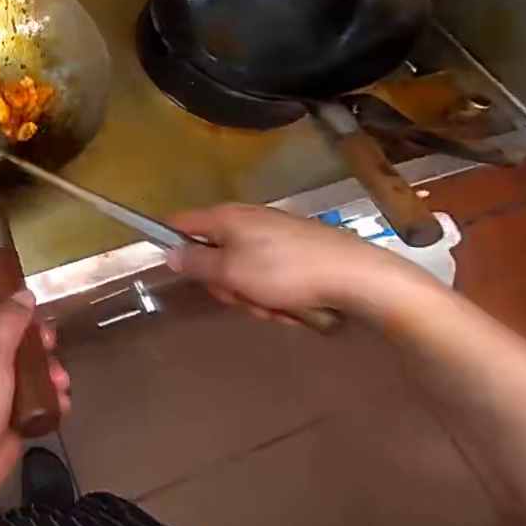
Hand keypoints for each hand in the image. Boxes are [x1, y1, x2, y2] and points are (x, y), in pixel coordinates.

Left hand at [0, 294, 69, 499]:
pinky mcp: (15, 417)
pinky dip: (53, 399)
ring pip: (33, 370)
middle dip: (40, 341)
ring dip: (52, 372)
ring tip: (61, 383)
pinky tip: (62, 404)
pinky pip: (39, 399)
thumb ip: (9, 322)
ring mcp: (1, 391)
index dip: (12, 303)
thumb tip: (24, 293)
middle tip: (52, 345)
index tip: (36, 303)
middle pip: (18, 340)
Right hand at [166, 202, 426, 321]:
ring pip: (242, 270)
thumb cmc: (285, 271)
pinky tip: (292, 307)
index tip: (181, 271)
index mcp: (225, 218)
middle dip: (225, 283)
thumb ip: (195, 262)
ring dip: (252, 295)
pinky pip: (269, 274)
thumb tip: (169, 252)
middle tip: (241, 297)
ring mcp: (273, 234)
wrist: (356, 276)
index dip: (172, 244)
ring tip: (274, 308)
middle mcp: (246, 219)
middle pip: (213, 253)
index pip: (180, 222)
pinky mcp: (297, 250)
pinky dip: (275, 293)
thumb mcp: (230, 272)